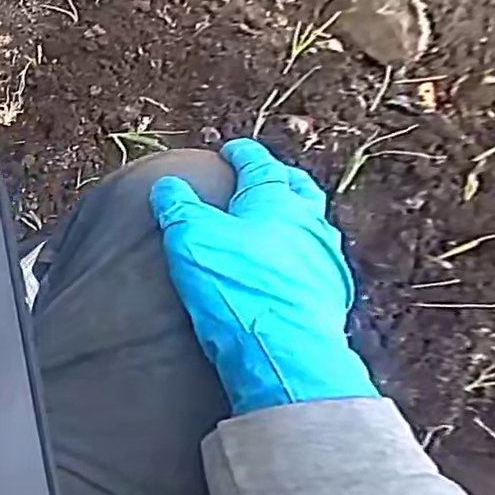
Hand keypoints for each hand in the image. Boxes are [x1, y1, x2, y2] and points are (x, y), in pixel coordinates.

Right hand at [149, 139, 377, 414]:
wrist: (280, 346)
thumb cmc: (234, 284)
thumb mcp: (189, 237)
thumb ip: (177, 206)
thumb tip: (167, 185)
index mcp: (276, 202)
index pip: (260, 166)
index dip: (242, 154)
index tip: (231, 148)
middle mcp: (308, 224)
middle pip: (297, 189)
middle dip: (278, 177)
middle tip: (261, 174)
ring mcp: (323, 259)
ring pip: (309, 222)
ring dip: (290, 213)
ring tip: (271, 217)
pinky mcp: (326, 291)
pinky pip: (312, 256)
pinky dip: (295, 247)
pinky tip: (282, 260)